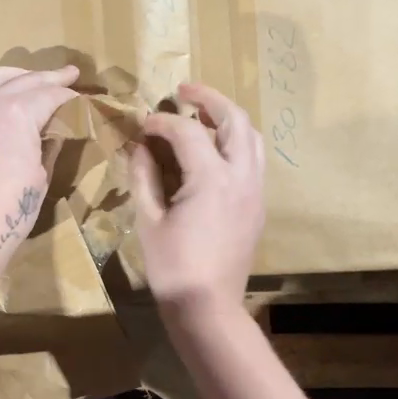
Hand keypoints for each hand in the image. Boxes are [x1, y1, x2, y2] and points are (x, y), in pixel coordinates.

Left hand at [0, 65, 80, 267]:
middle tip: (66, 74)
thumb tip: (50, 134)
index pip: (49, 94)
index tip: (80, 96)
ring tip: (24, 79)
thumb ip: (46, 144)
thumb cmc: (12, 209)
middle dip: (47, 77)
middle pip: (20, 80)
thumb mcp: (41, 174)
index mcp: (16, 111)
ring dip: (9, 78)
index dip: (68, 95)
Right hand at [131, 83, 264, 316]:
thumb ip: (144, 176)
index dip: (162, 121)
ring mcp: (255, 191)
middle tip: (185, 92)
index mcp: (212, 177)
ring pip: (252, 138)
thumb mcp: (149, 220)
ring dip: (228, 119)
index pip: (188, 131)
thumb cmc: (172, 267)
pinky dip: (235, 144)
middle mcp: (241, 176)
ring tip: (202, 117)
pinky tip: (212, 153)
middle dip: (210, 99)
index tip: (143, 123)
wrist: (208, 306)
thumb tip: (140, 146)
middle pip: (235, 120)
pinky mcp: (257, 206)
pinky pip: (253, 161)